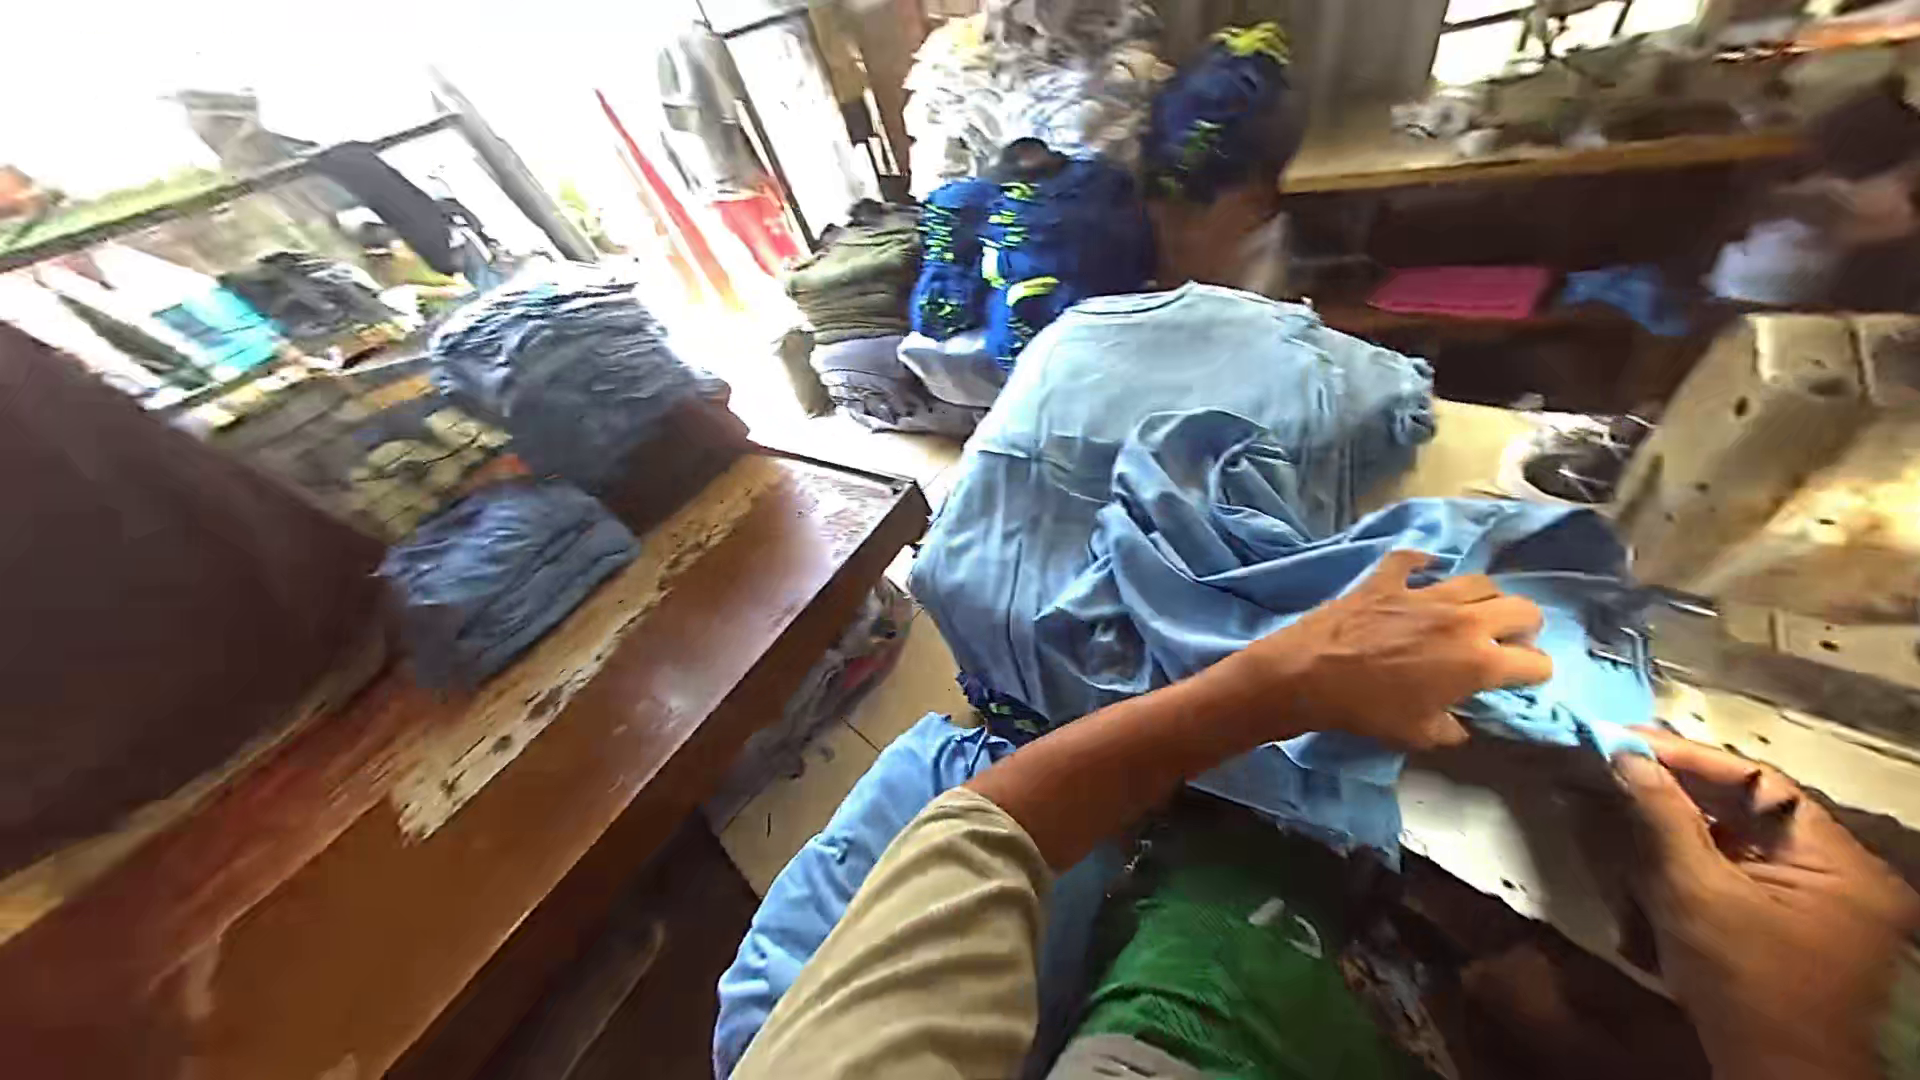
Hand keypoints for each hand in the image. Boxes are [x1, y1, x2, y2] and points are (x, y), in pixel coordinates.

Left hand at [1214, 549, 1552, 749]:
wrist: (1305, 675)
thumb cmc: (1363, 709)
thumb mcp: (1419, 734)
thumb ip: (1452, 727)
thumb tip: (1459, 722)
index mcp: (1479, 661)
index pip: (1536, 663)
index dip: (1533, 673)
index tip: (1518, 678)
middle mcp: (1460, 620)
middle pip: (1522, 609)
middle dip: (1523, 627)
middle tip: (1503, 640)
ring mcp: (1419, 594)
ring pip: (1477, 580)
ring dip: (1482, 597)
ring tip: (1468, 611)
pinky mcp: (1382, 581)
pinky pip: (1410, 559)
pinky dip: (1421, 562)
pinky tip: (1423, 570)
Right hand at [1617, 729, 1919, 1079]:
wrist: (1771, 1061)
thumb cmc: (1739, 972)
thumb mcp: (1691, 886)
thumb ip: (1661, 814)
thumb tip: (1625, 753)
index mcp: (1840, 865)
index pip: (1761, 782)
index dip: (1689, 755)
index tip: (1624, 740)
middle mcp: (1838, 870)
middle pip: (1748, 801)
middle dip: (1677, 778)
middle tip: (1613, 756)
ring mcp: (1812, 890)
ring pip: (1734, 824)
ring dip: (1676, 804)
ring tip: (1620, 784)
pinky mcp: (1780, 905)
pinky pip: (1729, 851)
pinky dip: (1684, 834)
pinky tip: (1643, 826)